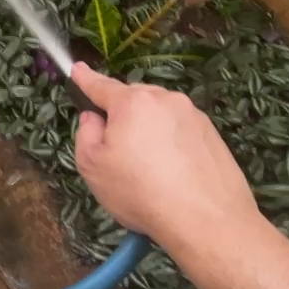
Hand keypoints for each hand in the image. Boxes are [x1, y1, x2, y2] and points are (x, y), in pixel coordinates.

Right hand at [71, 63, 261, 245]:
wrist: (205, 218)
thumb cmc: (137, 190)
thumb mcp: (91, 165)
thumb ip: (86, 133)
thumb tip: (95, 118)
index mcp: (133, 103)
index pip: (102, 85)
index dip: (85, 79)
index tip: (76, 69)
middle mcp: (166, 100)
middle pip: (133, 98)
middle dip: (119, 113)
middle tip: (111, 147)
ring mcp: (194, 116)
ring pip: (157, 114)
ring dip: (145, 129)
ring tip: (142, 166)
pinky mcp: (212, 135)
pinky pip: (178, 129)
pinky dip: (167, 142)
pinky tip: (165, 172)